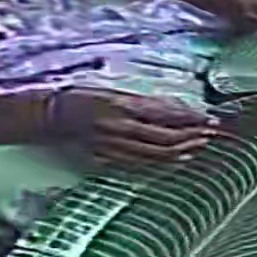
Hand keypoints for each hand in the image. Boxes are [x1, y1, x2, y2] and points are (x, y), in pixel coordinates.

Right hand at [44, 88, 222, 163]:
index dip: (195, 120)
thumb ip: (153, 103)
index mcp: (121, 107)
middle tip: (210, 135)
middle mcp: (116, 127)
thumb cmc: (85, 100)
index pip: (168, 116)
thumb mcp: (119, 93)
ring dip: (184, 152)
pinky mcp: (102, 157)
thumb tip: (188, 111)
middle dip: (194, 138)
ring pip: (156, 154)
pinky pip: (140, 163)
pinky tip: (179, 158)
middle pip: (166, 138)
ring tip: (199, 147)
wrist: (43, 115)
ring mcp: (108, 144)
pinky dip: (164, 161)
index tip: (213, 122)